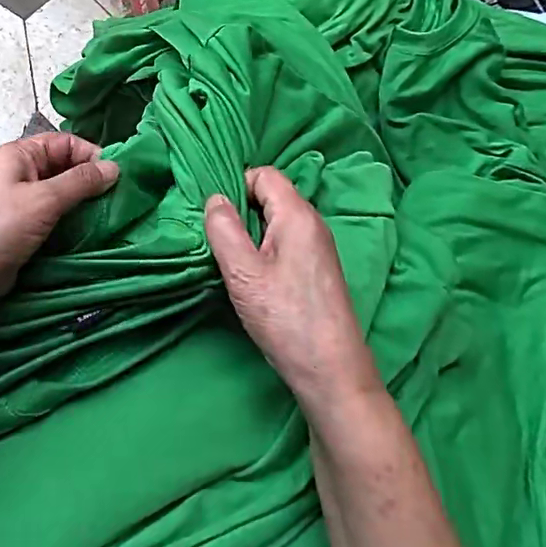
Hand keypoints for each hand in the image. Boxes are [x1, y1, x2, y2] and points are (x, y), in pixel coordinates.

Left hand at [0, 133, 119, 307]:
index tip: (116, 176)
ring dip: (82, 202)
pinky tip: (89, 230)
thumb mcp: (44, 199)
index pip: (64, 143)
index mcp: (18, 154)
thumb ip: (81, 181)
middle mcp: (18, 172)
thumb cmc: (0, 228)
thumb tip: (115, 168)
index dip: (90, 155)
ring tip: (108, 216)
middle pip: (63, 166)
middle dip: (89, 179)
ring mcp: (19, 201)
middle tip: (117, 198)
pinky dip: (71, 220)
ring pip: (60, 193)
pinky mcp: (22, 227)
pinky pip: (53, 215)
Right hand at [204, 167, 383, 412]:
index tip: (214, 214)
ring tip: (230, 259)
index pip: (264, 174)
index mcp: (298, 215)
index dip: (235, 185)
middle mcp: (312, 224)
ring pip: (274, 220)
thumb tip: (215, 199)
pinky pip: (283, 241)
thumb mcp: (243, 272)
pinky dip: (262, 249)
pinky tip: (251, 276)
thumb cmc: (285, 318)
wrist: (331, 372)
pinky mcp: (315, 270)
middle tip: (216, 237)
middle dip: (239, 209)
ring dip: (249, 232)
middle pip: (270, 195)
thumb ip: (224, 229)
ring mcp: (316, 248)